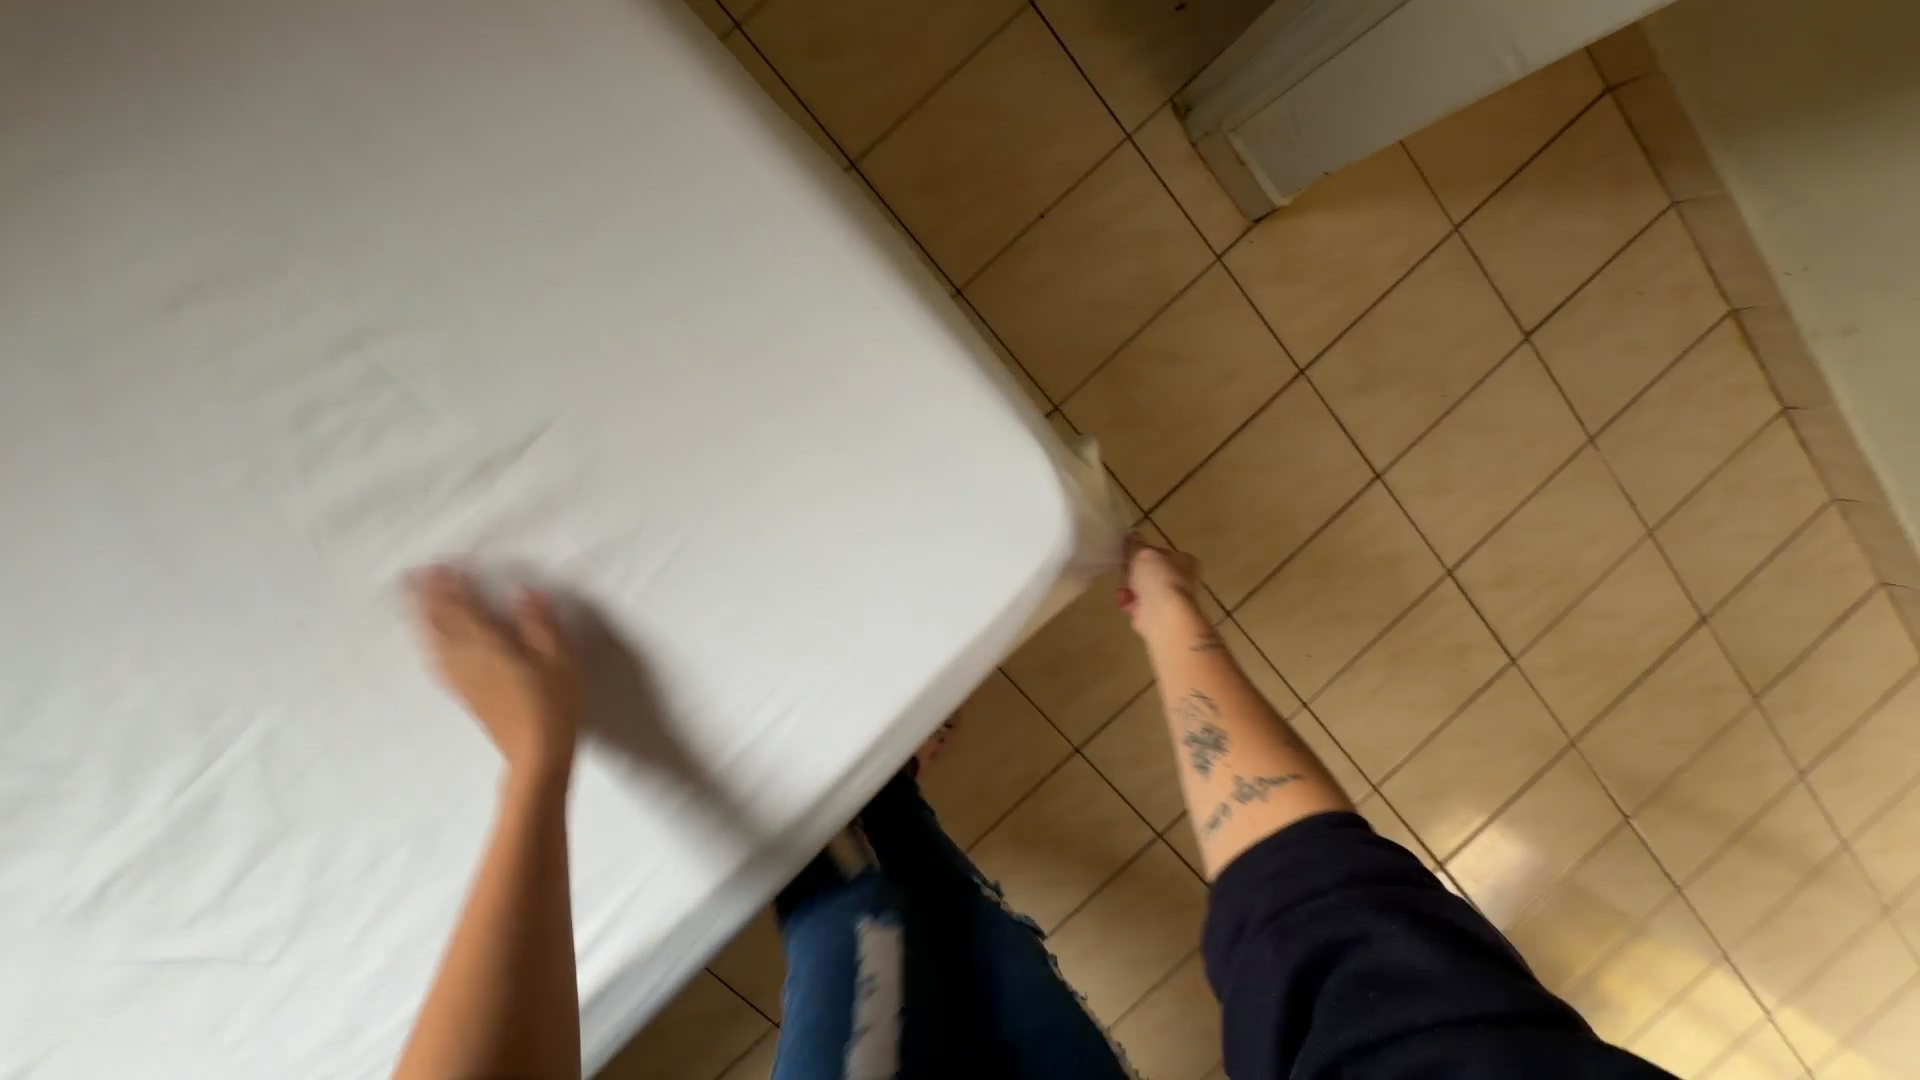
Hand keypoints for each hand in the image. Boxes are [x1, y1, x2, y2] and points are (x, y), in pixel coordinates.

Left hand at [411, 565, 580, 782]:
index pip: (465, 607)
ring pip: (433, 639)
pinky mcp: (462, 691)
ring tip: (412, 595)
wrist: (536, 751)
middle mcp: (466, 658)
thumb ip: (540, 623)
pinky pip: (435, 657)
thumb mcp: (560, 658)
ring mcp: (460, 677)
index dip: (454, 585)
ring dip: (421, 614)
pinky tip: (427, 636)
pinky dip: (427, 639)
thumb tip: (524, 592)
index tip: (446, 563)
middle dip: (427, 595)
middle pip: (440, 621)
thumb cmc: (555, 702)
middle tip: (416, 572)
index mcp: (490, 645)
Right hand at [1116, 534, 1203, 634]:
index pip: (1162, 553)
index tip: (1130, 555)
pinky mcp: (1158, 615)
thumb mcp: (1142, 553)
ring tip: (1123, 588)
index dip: (1145, 553)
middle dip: (1133, 572)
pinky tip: (1124, 601)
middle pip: (1150, 572)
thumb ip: (1135, 544)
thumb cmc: (1158, 577)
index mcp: (1184, 561)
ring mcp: (1169, 599)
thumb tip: (1133, 536)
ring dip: (1128, 587)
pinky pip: (1138, 605)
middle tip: (1125, 570)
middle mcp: (1181, 579)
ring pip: (1142, 589)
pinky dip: (1129, 602)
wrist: (1162, 614)